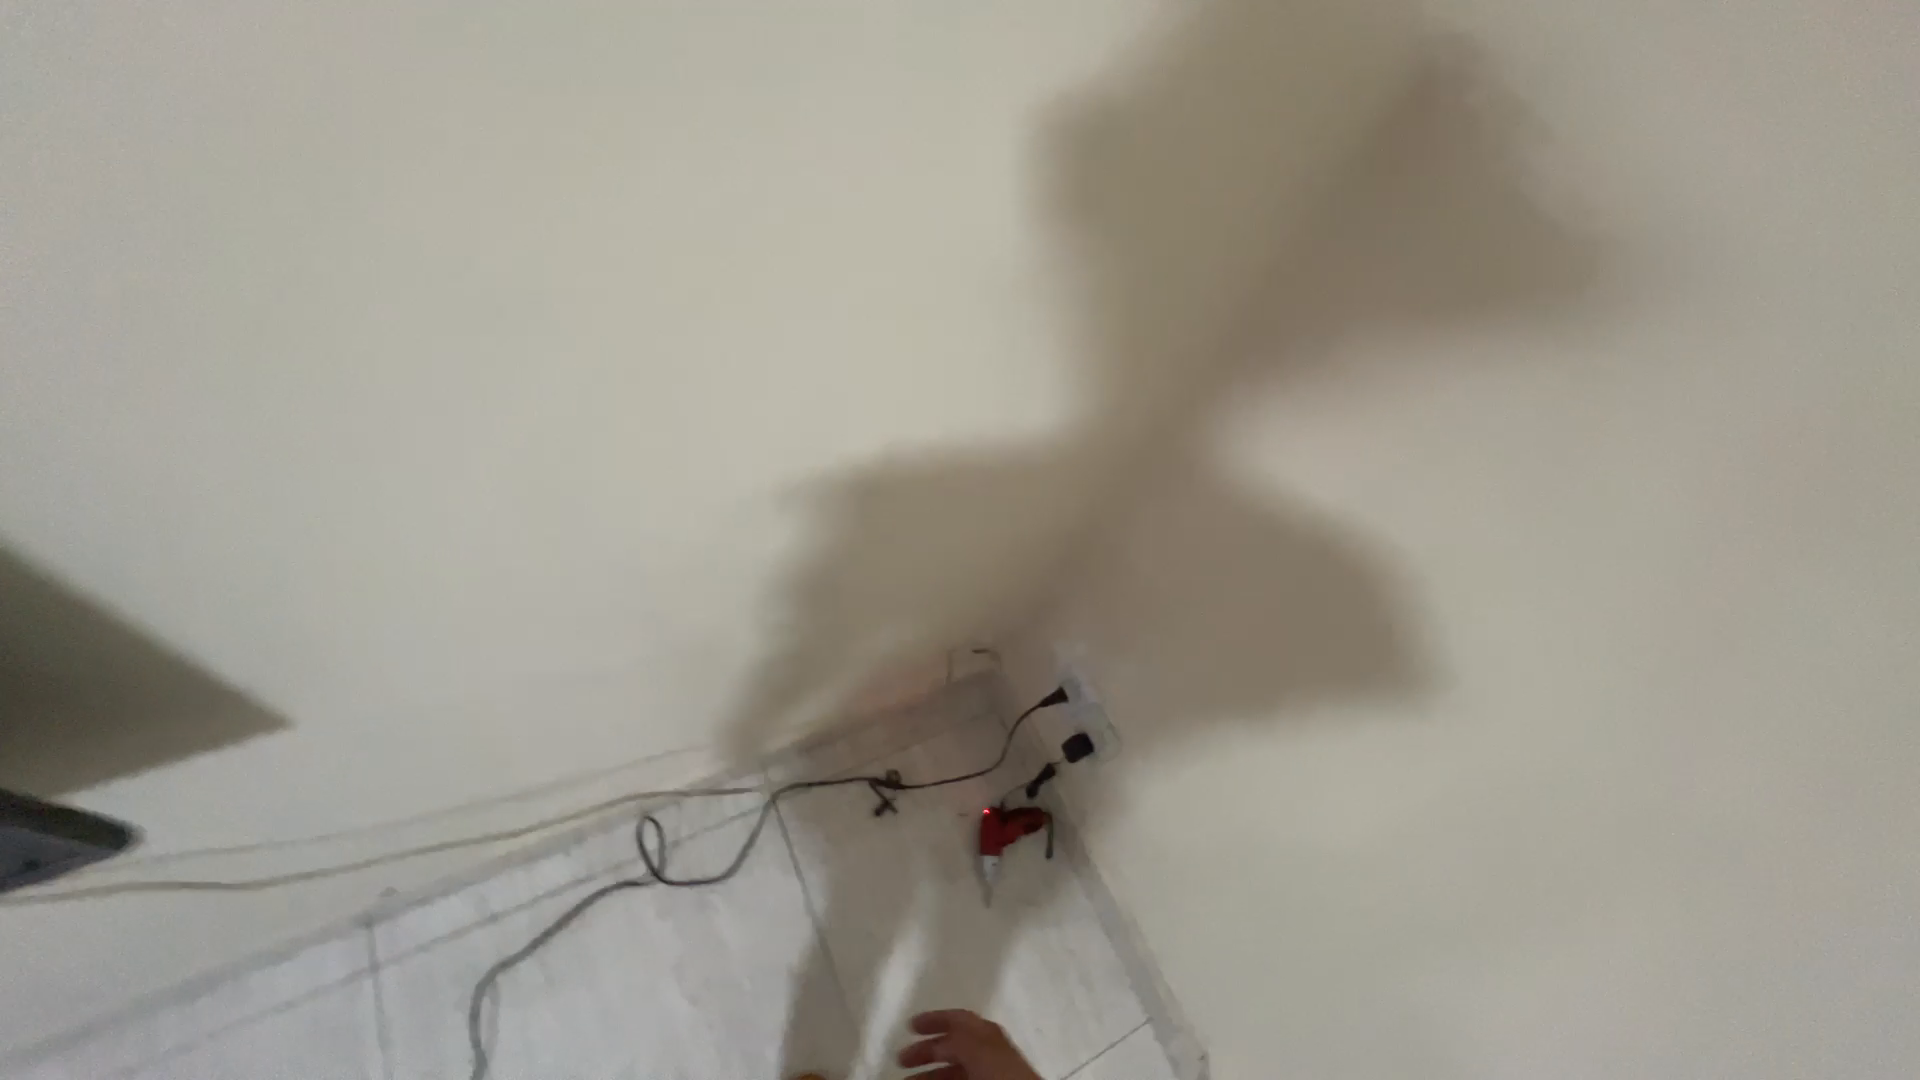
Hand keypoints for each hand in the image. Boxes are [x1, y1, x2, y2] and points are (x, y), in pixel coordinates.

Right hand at [896, 1009, 1042, 1079]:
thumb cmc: (1003, 1074)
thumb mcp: (977, 1049)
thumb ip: (956, 1039)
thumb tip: (935, 1040)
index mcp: (986, 1033)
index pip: (957, 1019)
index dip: (933, 1019)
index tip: (908, 1025)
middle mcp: (985, 1050)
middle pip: (950, 1047)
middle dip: (924, 1052)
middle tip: (899, 1060)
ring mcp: (986, 1072)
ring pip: (952, 1072)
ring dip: (928, 1075)